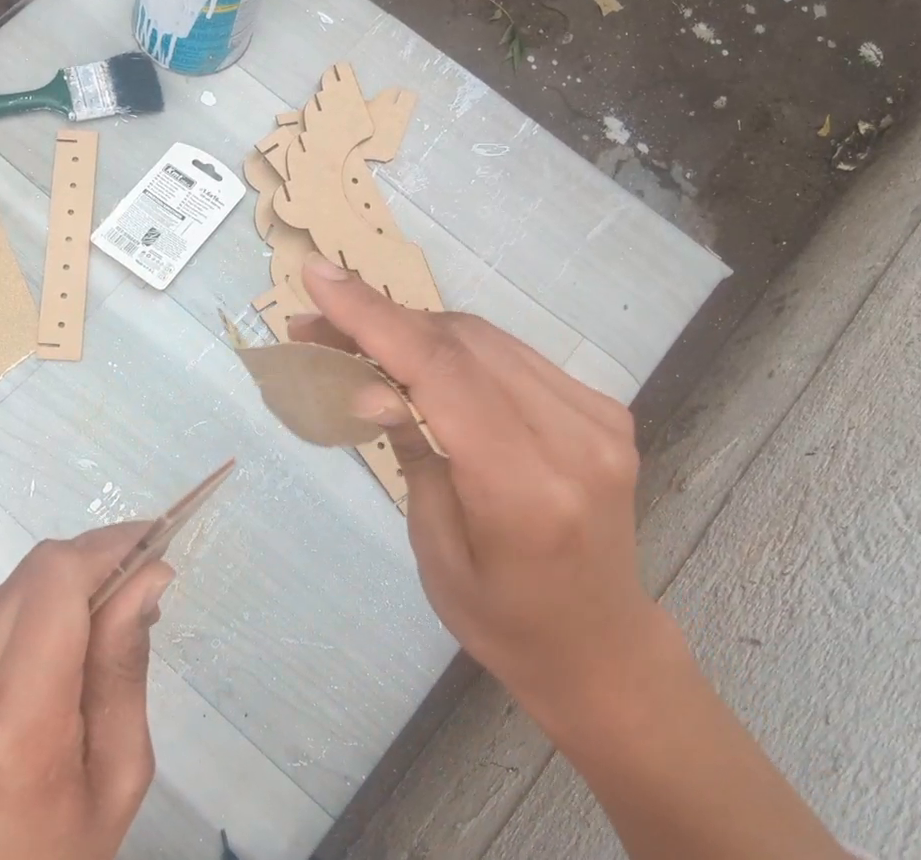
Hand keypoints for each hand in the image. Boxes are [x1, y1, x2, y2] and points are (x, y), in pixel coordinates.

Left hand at [0, 524, 171, 859]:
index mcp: (12, 722)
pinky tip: (60, 643)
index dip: (109, 548)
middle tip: (144, 582)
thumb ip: (124, 665)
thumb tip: (147, 574)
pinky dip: (37, 608)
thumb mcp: (118, 773)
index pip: (57, 584)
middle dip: (97, 561)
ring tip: (106, 621)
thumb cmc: (59, 848)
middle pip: (37, 572)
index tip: (155, 542)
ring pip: (16, 583)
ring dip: (68, 585)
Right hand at [292, 253, 659, 712]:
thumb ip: (413, 453)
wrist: (601, 645)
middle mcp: (575, 439)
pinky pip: (512, 356)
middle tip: (316, 319)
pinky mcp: (604, 411)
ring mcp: (599, 419)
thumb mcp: (435, 549)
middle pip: (463, 344)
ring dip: (414, 328)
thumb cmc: (501, 619)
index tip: (318, 275)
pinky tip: (415, 358)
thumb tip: (370, 383)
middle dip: (382, 320)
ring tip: (353, 334)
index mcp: (526, 488)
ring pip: (486, 340)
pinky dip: (454, 347)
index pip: (442, 373)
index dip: (375, 318)